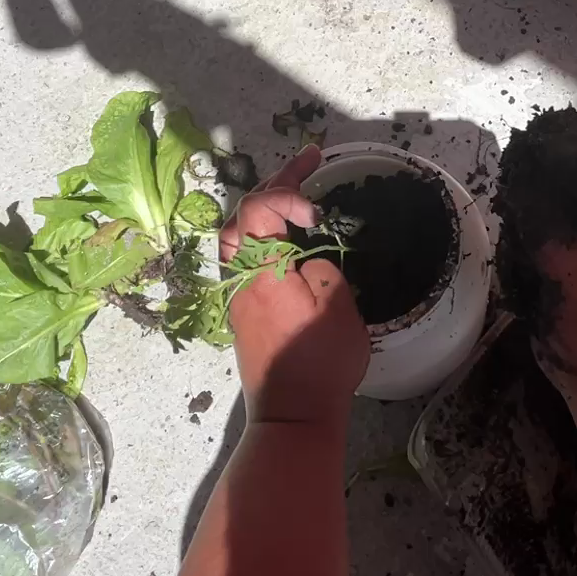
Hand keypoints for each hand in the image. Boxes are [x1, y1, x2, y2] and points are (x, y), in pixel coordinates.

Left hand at [220, 145, 369, 425]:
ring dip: (267, 205)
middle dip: (278, 182)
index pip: (256, 207)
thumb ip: (323, 267)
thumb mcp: (337, 304)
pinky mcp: (245, 309)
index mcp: (260, 268)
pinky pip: (249, 254)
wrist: (292, 415)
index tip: (316, 210)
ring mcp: (239, 293)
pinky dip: (267, 231)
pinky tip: (288, 230)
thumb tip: (307, 263)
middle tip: (310, 160)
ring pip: (241, 233)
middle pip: (245, 213)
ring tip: (297, 185)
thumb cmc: (318, 360)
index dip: (285, 192)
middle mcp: (240, 274)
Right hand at [534, 138, 576, 395]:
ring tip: (514, 173)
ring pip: (574, 192)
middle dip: (559, 157)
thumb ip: (545, 222)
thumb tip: (520, 179)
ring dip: (546, 180)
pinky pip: (559, 217)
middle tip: (522, 153)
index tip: (545, 139)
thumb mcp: (571, 269)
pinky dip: (538, 206)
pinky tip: (515, 204)